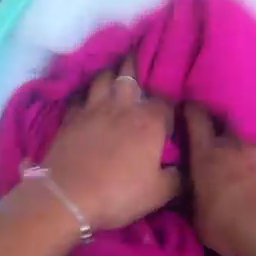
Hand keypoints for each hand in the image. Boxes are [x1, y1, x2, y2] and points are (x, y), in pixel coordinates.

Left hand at [39, 58, 180, 231]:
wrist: (69, 196)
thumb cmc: (119, 193)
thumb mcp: (158, 193)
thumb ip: (176, 178)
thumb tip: (186, 169)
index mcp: (150, 120)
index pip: (166, 99)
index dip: (170, 99)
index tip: (171, 102)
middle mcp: (124, 106)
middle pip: (131, 74)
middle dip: (137, 65)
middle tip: (141, 58)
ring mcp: (95, 108)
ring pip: (104, 78)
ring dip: (110, 73)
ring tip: (114, 73)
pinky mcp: (72, 117)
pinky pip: (79, 97)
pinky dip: (85, 95)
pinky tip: (86, 98)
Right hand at [185, 102, 255, 255]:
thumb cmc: (228, 224)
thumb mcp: (201, 220)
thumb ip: (199, 200)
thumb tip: (199, 195)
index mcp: (207, 155)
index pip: (196, 120)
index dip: (193, 111)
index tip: (191, 106)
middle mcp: (234, 142)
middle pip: (227, 122)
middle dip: (224, 124)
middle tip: (223, 136)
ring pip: (254, 140)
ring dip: (252, 150)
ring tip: (255, 166)